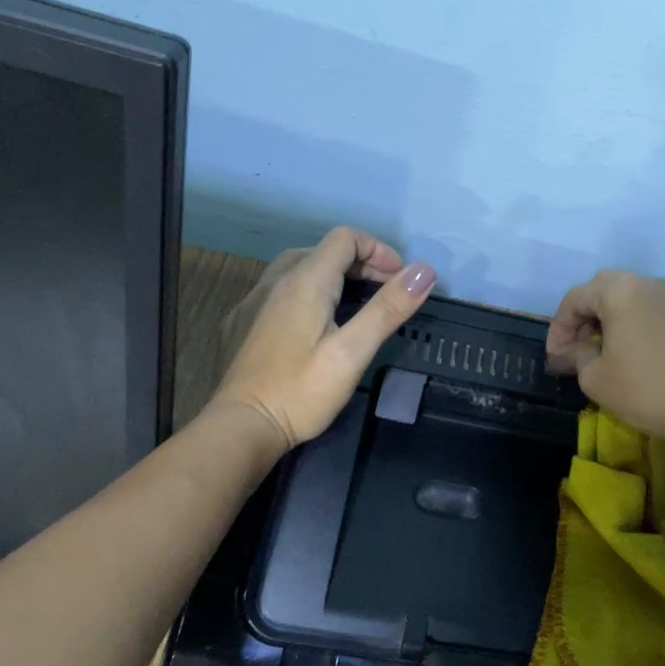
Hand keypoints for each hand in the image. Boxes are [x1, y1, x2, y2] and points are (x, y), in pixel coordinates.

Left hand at [211, 226, 436, 459]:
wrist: (241, 427)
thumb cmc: (301, 392)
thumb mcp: (353, 352)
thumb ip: (388, 308)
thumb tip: (424, 270)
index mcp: (305, 281)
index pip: (345, 238)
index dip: (378, 250)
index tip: (399, 279)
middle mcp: (275, 280)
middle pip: (323, 251)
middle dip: (359, 263)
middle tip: (384, 293)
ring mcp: (252, 300)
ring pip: (297, 268)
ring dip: (331, 276)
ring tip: (352, 304)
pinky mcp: (240, 322)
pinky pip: (278, 291)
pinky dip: (305, 293)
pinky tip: (311, 324)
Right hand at [544, 270, 664, 450]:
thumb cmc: (642, 389)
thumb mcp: (595, 376)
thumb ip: (576, 355)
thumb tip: (571, 351)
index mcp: (619, 289)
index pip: (575, 299)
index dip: (558, 327)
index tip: (554, 357)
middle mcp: (645, 282)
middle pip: (600, 290)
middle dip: (581, 318)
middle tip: (572, 349)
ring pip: (624, 297)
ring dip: (604, 319)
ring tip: (595, 352)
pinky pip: (644, 308)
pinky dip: (627, 323)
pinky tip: (622, 351)